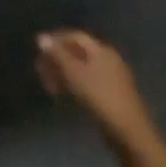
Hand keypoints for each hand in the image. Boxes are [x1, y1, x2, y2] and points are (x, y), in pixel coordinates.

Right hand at [35, 30, 156, 147]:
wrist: (127, 130)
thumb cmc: (99, 97)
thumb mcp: (73, 73)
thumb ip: (57, 54)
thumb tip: (41, 37)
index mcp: (101, 50)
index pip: (74, 36)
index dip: (55, 40)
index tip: (38, 51)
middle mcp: (107, 59)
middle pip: (77, 51)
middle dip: (57, 58)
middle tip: (41, 71)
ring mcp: (111, 77)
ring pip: (81, 68)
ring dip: (63, 73)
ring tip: (50, 86)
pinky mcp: (111, 94)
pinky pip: (87, 81)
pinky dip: (73, 84)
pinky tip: (64, 95)